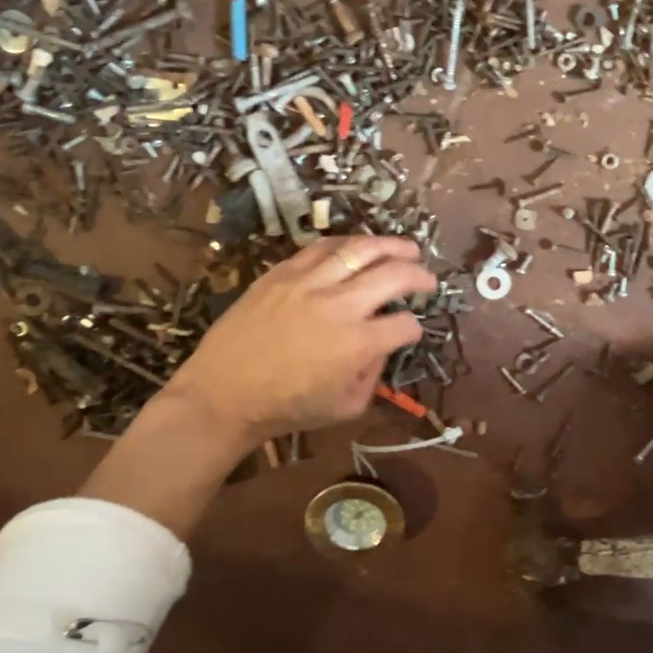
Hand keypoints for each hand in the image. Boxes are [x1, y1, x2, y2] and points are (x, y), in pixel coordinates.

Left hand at [163, 235, 437, 446]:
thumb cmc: (287, 408)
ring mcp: (309, 283)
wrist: (224, 395)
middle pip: (394, 275)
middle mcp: (340, 306)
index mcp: (358, 344)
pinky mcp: (282, 273)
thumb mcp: (345, 407)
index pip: (405, 324)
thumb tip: (381, 347)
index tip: (412, 330)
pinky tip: (359, 247)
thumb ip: (373, 375)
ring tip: (406, 248)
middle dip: (420, 275)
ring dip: (391, 246)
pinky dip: (347, 244)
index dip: (415, 328)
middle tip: (428, 278)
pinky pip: (322, 247)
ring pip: (360, 249)